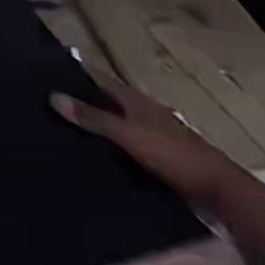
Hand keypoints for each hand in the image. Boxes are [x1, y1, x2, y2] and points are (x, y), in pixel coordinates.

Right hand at [51, 70, 248, 208]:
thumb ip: (94, 118)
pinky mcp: (156, 159)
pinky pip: (123, 147)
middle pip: (108, 102)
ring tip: (61, 132)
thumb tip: (54, 96)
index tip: (49, 74)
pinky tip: (92, 158)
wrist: (217, 190)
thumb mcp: (128, 134)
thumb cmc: (172, 155)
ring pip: (116, 125)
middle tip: (48, 106)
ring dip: (95, 126)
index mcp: (138, 102)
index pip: (102, 80)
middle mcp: (145, 114)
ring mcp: (152, 137)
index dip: (80, 75)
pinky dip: (106, 147)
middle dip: (83, 101)